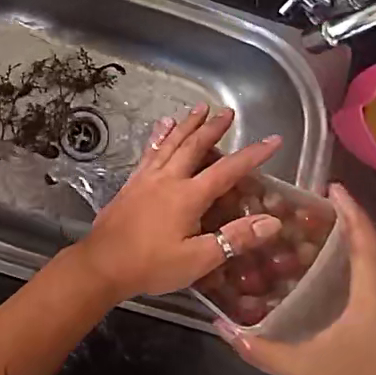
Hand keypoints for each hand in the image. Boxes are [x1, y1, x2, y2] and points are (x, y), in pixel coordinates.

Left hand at [66, 104, 283, 304]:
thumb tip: (272, 222)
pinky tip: (161, 128)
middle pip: (194, 146)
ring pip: (170, 143)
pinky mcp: (131, 183)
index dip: (252, 155)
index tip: (273, 140)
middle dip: (213, 128)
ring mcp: (146, 178)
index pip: (228, 170)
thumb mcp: (197, 260)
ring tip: (199, 109)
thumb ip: (234, 239)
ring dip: (187, 125)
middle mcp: (168, 179)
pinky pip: (149, 152)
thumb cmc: (150, 265)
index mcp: (188, 196)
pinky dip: (159, 137)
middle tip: (227, 112)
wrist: (102, 264)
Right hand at [216, 183, 375, 374]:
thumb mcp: (300, 369)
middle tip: (317, 201)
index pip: (367, 243)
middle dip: (350, 219)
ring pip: (375, 262)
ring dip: (354, 237)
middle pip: (373, 246)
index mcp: (370, 298)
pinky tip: (327, 264)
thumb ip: (257, 347)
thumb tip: (219, 324)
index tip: (331, 187)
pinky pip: (371, 278)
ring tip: (319, 223)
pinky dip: (355, 259)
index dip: (352, 212)